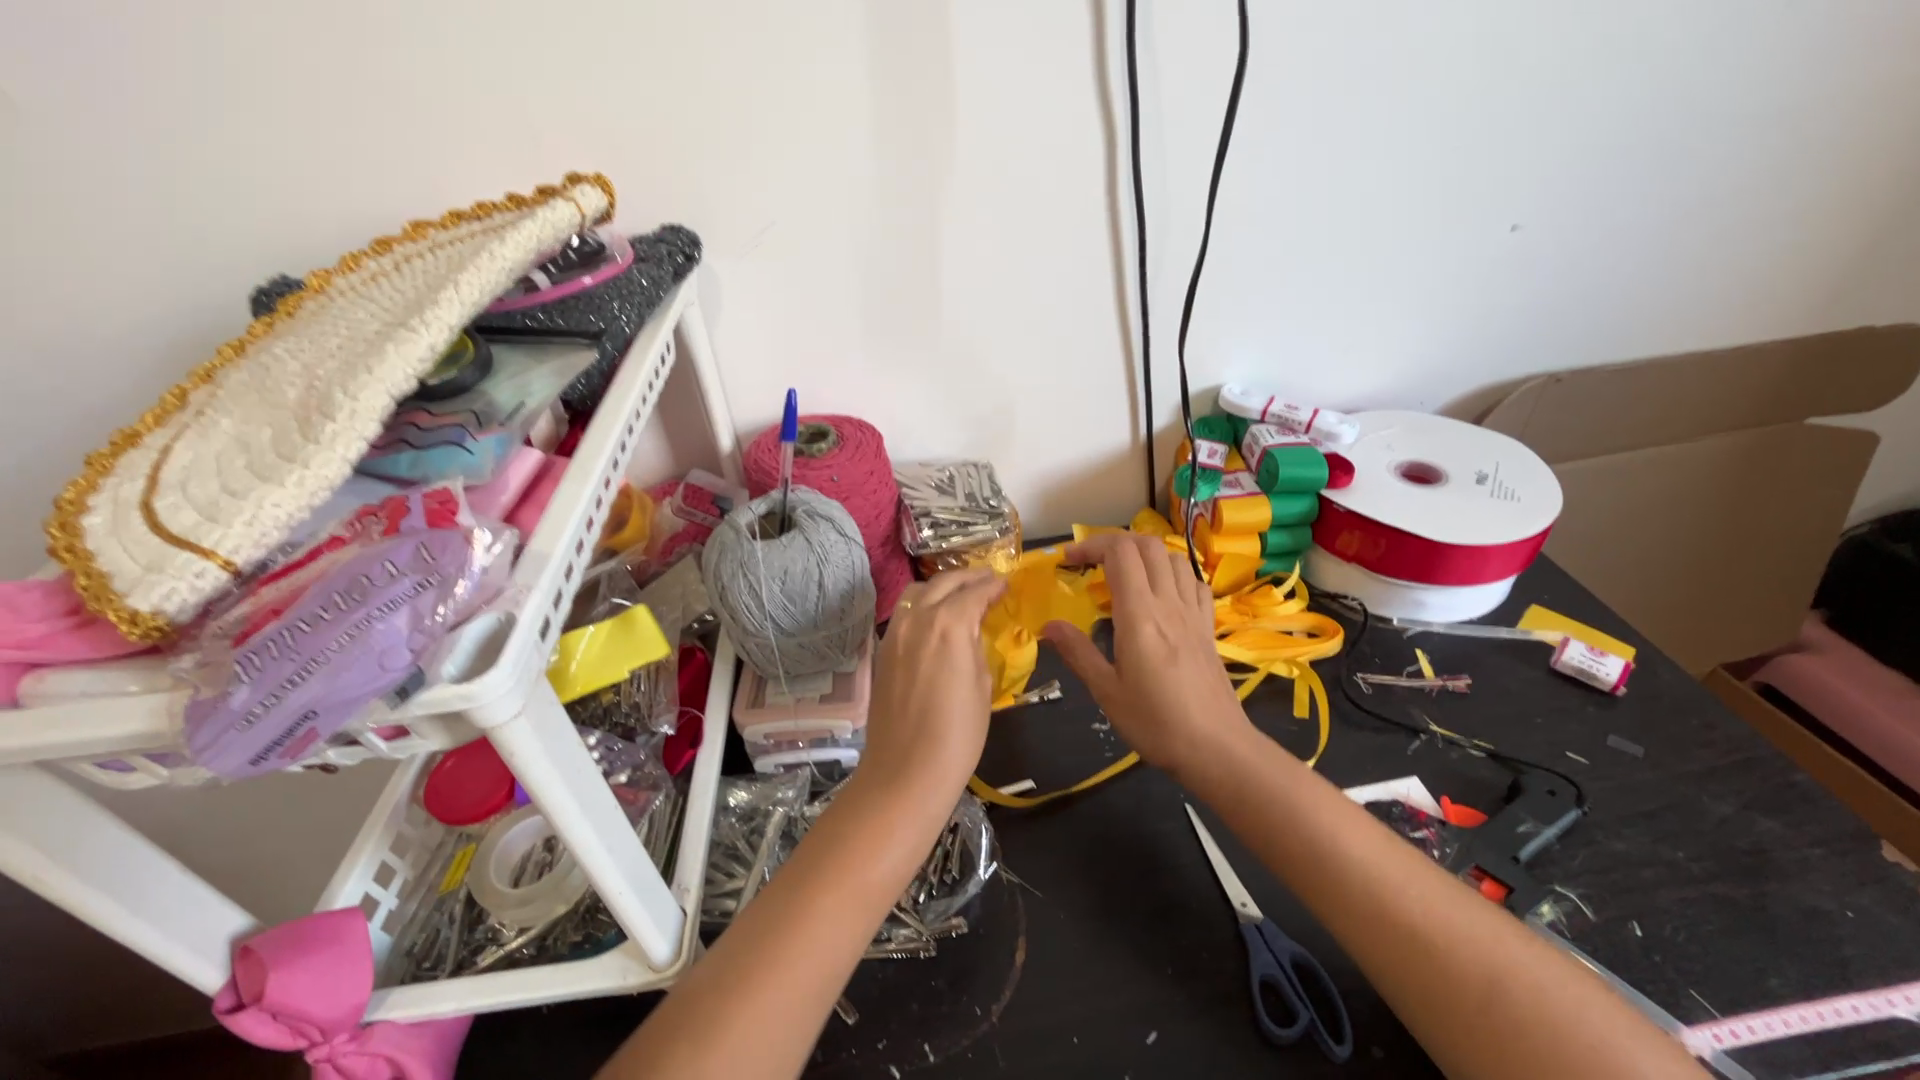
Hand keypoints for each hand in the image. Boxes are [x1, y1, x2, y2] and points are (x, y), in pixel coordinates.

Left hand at [860, 568, 1006, 798]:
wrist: (906, 770)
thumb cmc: (957, 734)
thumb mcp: (982, 685)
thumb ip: (975, 647)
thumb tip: (970, 634)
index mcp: (948, 624)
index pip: (974, 591)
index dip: (993, 585)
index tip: (1005, 583)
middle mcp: (917, 619)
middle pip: (943, 583)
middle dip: (967, 577)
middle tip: (987, 580)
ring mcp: (894, 634)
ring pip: (916, 593)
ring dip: (940, 587)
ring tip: (960, 595)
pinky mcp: (882, 652)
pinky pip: (903, 615)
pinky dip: (922, 607)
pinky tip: (935, 620)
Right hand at [1042, 532, 1251, 777]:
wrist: (1217, 748)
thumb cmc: (1156, 724)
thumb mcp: (1107, 692)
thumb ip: (1078, 652)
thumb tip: (1047, 626)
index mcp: (1140, 616)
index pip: (1120, 553)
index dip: (1091, 545)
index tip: (1068, 561)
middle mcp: (1169, 604)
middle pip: (1146, 545)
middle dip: (1114, 543)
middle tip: (1090, 565)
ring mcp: (1194, 614)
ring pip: (1173, 558)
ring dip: (1144, 555)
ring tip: (1123, 577)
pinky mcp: (1208, 628)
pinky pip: (1194, 583)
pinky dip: (1173, 575)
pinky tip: (1161, 596)